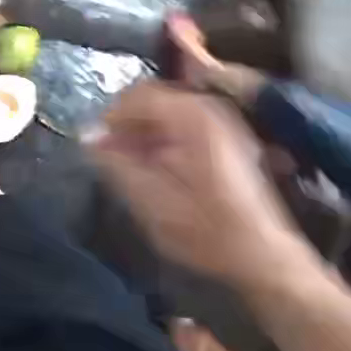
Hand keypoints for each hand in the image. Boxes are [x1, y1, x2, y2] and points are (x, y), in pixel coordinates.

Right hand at [90, 81, 314, 288]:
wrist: (262, 256)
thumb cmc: (205, 230)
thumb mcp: (151, 201)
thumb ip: (116, 164)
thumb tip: (87, 136)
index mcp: (190, 116)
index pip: (137, 94)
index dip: (111, 116)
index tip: (96, 144)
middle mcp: (208, 107)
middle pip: (153, 96)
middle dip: (127, 122)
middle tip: (111, 154)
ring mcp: (222, 119)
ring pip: (168, 108)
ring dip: (144, 129)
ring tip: (131, 162)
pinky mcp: (227, 135)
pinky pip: (184, 120)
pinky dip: (164, 135)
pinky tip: (157, 165)